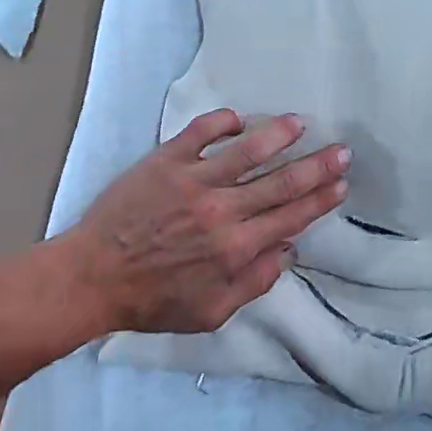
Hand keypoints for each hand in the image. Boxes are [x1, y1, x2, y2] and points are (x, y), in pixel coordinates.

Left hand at [49, 109, 348, 334]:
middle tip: (341, 150)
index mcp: (235, 249)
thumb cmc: (152, 300)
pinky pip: (199, 133)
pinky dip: (221, 122)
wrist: (90, 278)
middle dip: (317, 166)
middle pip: (281, 182)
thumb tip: (287, 250)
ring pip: (247, 151)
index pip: (292, 216)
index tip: (341, 184)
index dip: (321, 199)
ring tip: (300, 122)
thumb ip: (255, 283)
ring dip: (278, 135)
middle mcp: (221, 211)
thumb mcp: (211, 312)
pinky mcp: (164, 162)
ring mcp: (192, 182)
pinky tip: (238, 118)